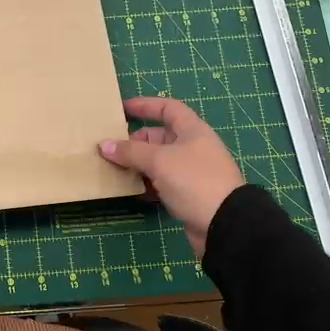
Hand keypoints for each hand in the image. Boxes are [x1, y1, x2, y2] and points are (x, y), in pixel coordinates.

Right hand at [99, 97, 244, 257]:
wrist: (225, 224)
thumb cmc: (194, 180)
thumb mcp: (159, 160)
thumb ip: (130, 151)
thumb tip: (104, 145)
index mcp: (192, 130)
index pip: (167, 108)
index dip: (145, 105)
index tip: (122, 108)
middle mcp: (193, 147)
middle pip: (160, 136)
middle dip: (136, 140)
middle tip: (112, 147)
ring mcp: (192, 172)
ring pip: (160, 161)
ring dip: (139, 164)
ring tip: (115, 168)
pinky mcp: (190, 195)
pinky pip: (163, 183)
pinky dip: (147, 184)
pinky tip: (132, 190)